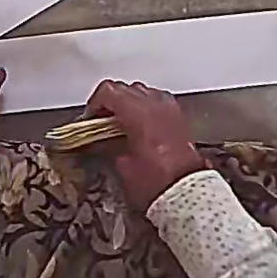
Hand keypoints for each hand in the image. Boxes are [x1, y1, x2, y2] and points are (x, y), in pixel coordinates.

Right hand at [83, 80, 204, 210]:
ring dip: (128, 101)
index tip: (91, 117)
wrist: (186, 190)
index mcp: (138, 112)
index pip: (109, 91)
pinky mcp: (177, 114)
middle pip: (124, 87)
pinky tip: (140, 124)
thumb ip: (110, 143)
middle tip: (101, 120)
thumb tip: (105, 138)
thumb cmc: (155, 180)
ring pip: (141, 90)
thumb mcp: (123, 164)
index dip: (95, 102)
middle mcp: (155, 103)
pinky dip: (144, 106)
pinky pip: (156, 99)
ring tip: (120, 122)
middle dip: (110, 101)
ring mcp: (169, 106)